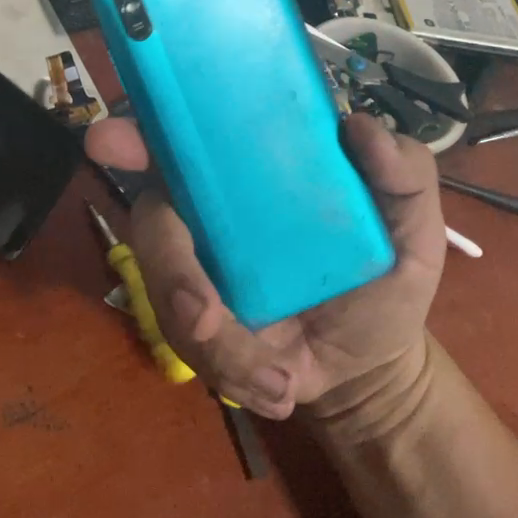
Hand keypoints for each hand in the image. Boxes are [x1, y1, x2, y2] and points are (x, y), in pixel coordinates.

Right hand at [83, 113, 444, 421]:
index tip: (106, 142)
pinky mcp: (191, 323)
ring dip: (217, 343)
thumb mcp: (412, 230)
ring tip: (278, 382)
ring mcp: (189, 269)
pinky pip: (185, 345)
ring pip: (162, 292)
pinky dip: (232, 371)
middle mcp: (199, 213)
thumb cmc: (378, 278)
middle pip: (152, 222)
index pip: (172, 141)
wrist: (370, 366)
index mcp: (238, 177)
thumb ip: (402, 175)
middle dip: (170, 269)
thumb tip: (359, 128)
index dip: (130, 136)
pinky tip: (279, 388)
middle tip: (203, 318)